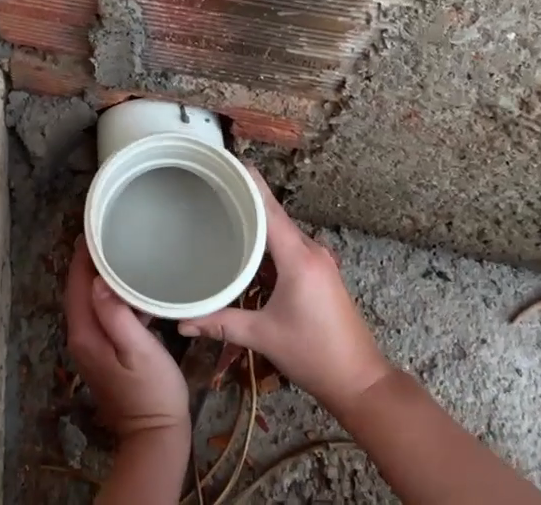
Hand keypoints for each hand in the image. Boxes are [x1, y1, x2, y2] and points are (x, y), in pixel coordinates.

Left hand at [64, 236, 189, 438]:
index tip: (94, 225)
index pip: (76, 283)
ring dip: (101, 276)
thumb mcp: (138, 351)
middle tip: (107, 231)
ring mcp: (92, 346)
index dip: (83, 254)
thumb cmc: (152, 392)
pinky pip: (102, 312)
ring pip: (91, 300)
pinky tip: (131, 285)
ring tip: (119, 250)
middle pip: (79, 289)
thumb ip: (116, 315)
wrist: (155, 437)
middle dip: (89, 260)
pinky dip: (112, 295)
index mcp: (85, 333)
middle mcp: (81, 337)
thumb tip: (98, 280)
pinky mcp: (105, 352)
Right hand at [179, 169, 392, 416]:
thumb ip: (220, 323)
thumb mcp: (263, 336)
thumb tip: (181, 322)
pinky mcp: (319, 273)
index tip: (223, 160)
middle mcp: (310, 250)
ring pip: (280, 230)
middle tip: (207, 185)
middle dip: (243, 198)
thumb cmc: (314, 355)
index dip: (247, 180)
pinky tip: (244, 245)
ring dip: (255, 221)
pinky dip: (266, 241)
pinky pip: (287, 245)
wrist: (360, 381)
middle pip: (273, 213)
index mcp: (298, 257)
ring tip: (219, 210)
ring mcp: (318, 261)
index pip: (268, 206)